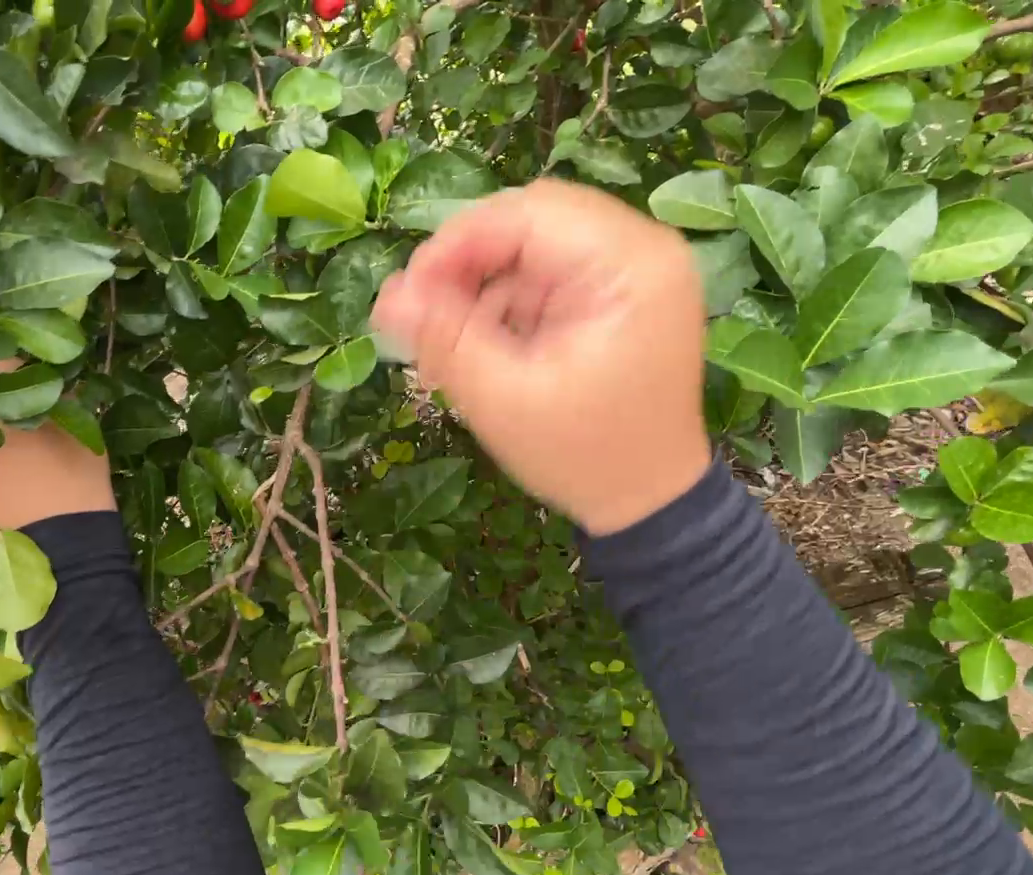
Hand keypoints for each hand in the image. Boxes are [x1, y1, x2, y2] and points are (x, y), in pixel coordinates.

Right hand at [371, 179, 710, 534]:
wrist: (647, 503)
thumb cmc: (583, 457)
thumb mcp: (503, 400)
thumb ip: (445, 339)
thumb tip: (386, 296)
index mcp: (629, 265)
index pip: (529, 213)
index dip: (457, 242)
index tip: (408, 292)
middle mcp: (641, 252)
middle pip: (531, 223)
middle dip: (466, 266)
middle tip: (421, 314)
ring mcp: (631, 274)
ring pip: (533, 250)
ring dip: (481, 290)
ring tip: (447, 347)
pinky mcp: (615, 298)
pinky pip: (546, 279)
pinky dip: (504, 307)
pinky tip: (479, 349)